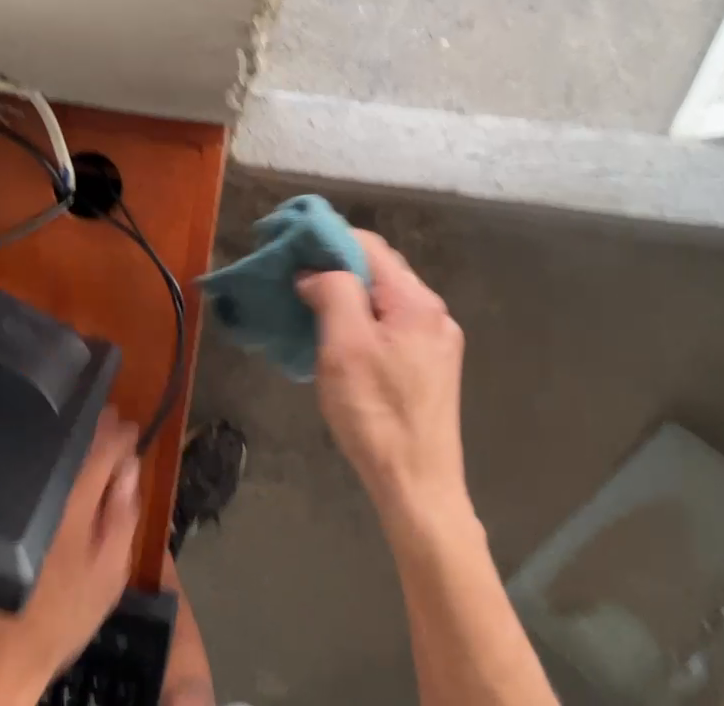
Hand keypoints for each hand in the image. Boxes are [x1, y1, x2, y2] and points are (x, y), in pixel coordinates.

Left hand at [0, 411, 140, 702]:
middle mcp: (43, 488)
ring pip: (49, 453)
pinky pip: (32, 472)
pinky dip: (50, 462)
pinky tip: (62, 469)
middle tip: (114, 424)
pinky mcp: (0, 509)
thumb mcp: (111, 571)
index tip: (132, 429)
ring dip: (73, 442)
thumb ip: (122, 515)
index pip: (103, 448)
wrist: (1, 643)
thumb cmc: (65, 611)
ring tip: (92, 441)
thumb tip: (129, 470)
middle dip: (96, 429)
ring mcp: (18, 495)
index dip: (121, 434)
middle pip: (73, 442)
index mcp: (74, 498)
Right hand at [298, 230, 469, 516]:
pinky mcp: (429, 367)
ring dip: (346, 294)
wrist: (417, 484)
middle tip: (293, 278)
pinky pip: (390, 325)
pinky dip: (360, 319)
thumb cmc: (375, 413)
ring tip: (308, 307)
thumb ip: (332, 292)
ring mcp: (435, 341)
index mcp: (415, 302)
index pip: (368, 245)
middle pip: (378, 270)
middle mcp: (433, 313)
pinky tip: (337, 338)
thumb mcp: (343, 346)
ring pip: (383, 299)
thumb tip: (314, 272)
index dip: (327, 239)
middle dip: (335, 266)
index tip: (288, 246)